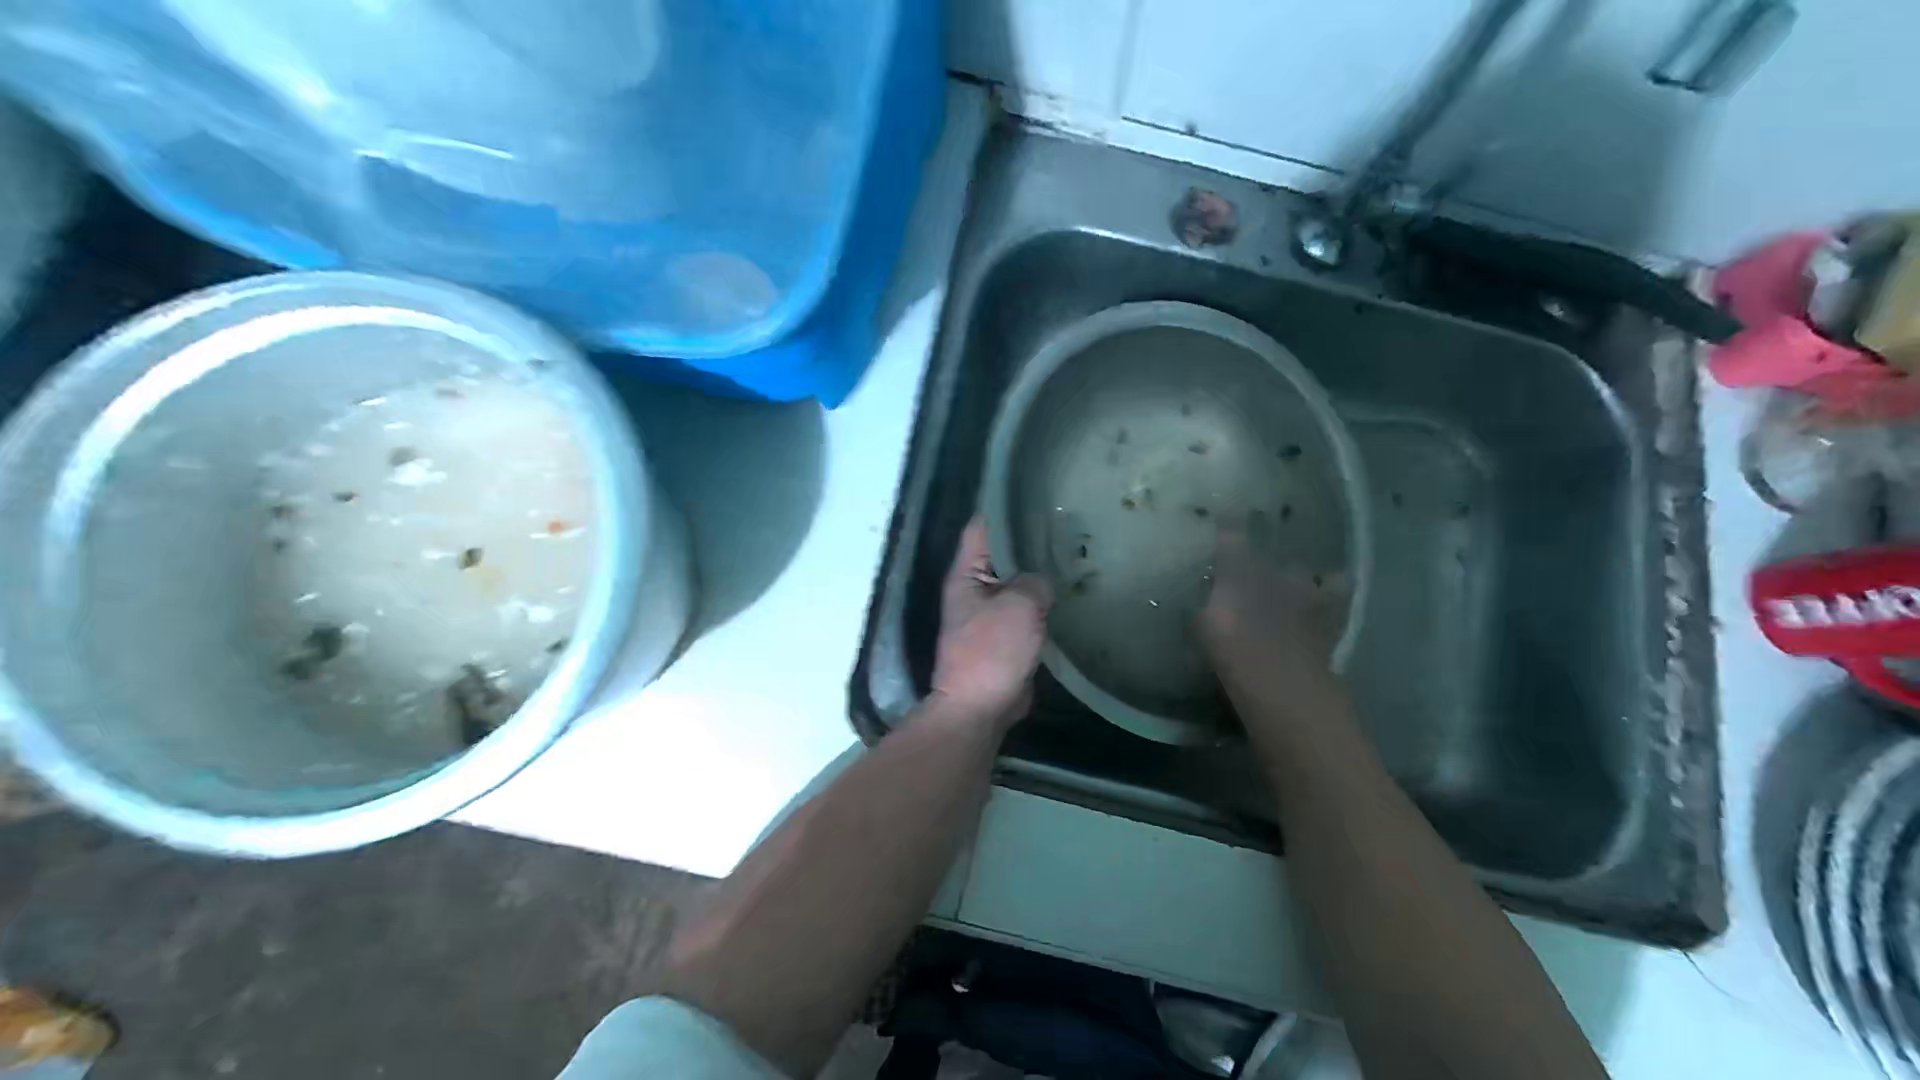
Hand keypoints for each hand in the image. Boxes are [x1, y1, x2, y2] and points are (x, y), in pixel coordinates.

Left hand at [932, 517, 1052, 727]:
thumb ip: (1035, 582)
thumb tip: (1045, 580)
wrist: (981, 706)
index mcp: (967, 574)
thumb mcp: (1018, 606)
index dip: (1005, 509)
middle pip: (1003, 554)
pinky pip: (1027, 609)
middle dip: (1031, 542)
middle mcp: (975, 588)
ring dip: (1040, 574)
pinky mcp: (1006, 635)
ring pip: (1018, 583)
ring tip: (1076, 554)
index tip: (1035, 496)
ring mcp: (990, 613)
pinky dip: (1044, 602)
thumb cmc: (991, 650)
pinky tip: (1072, 592)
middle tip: (1069, 524)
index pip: (982, 528)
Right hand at [1198, 514, 1347, 718]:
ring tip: (1294, 589)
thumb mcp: (1201, 630)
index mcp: (1238, 568)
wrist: (1281, 678)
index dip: (1228, 521)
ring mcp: (1306, 588)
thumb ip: (1201, 611)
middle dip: (1263, 561)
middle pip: (1270, 554)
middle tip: (1255, 576)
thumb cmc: (1229, 649)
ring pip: (1304, 571)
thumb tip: (1202, 605)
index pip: (1231, 532)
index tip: (1225, 511)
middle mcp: (1274, 569)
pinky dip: (1330, 588)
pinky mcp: (1332, 610)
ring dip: (1297, 579)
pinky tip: (1323, 597)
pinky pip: (1336, 588)